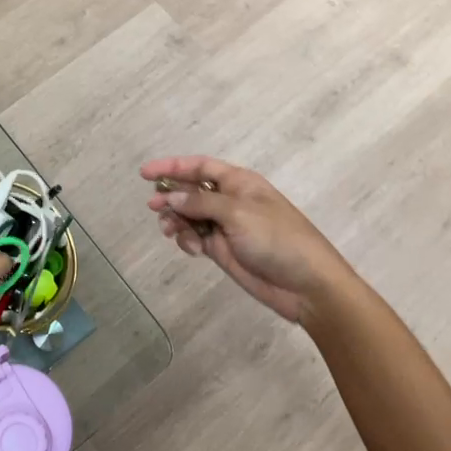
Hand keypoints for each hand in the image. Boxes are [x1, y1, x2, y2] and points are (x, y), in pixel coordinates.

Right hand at [141, 156, 354, 322]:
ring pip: (189, 215)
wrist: (305, 284)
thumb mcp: (238, 213)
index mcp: (239, 182)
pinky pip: (195, 237)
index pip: (200, 166)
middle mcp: (230, 200)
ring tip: (171, 232)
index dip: (172, 166)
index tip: (145, 173)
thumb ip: (201, 202)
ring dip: (176, 221)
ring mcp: (226, 226)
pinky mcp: (223, 249)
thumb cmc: (277, 239)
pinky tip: (191, 249)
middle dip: (171, 196)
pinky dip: (187, 240)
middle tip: (154, 208)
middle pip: (191, 190)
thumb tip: (172, 195)